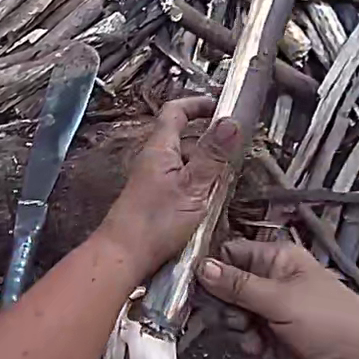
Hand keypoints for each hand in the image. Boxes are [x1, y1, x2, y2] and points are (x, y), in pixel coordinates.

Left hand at [94, 96, 240, 277]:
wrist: (124, 255)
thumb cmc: (153, 222)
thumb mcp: (192, 185)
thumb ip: (212, 155)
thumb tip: (230, 121)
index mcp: (159, 149)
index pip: (175, 112)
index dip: (197, 104)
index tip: (220, 104)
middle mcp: (153, 161)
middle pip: (182, 136)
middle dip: (208, 136)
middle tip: (234, 141)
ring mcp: (153, 181)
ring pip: (184, 161)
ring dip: (206, 162)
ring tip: (230, 170)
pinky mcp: (156, 200)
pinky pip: (181, 182)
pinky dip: (199, 182)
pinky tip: (211, 197)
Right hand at [196, 239, 358, 358]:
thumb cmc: (337, 324)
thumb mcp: (282, 300)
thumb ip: (238, 285)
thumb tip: (202, 267)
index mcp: (276, 258)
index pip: (229, 254)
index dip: (212, 270)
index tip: (199, 287)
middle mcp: (271, 279)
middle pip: (224, 284)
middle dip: (223, 304)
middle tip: (233, 316)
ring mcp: (270, 307)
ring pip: (230, 310)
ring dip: (234, 326)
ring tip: (251, 334)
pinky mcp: (271, 332)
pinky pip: (242, 332)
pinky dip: (245, 341)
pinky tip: (259, 348)